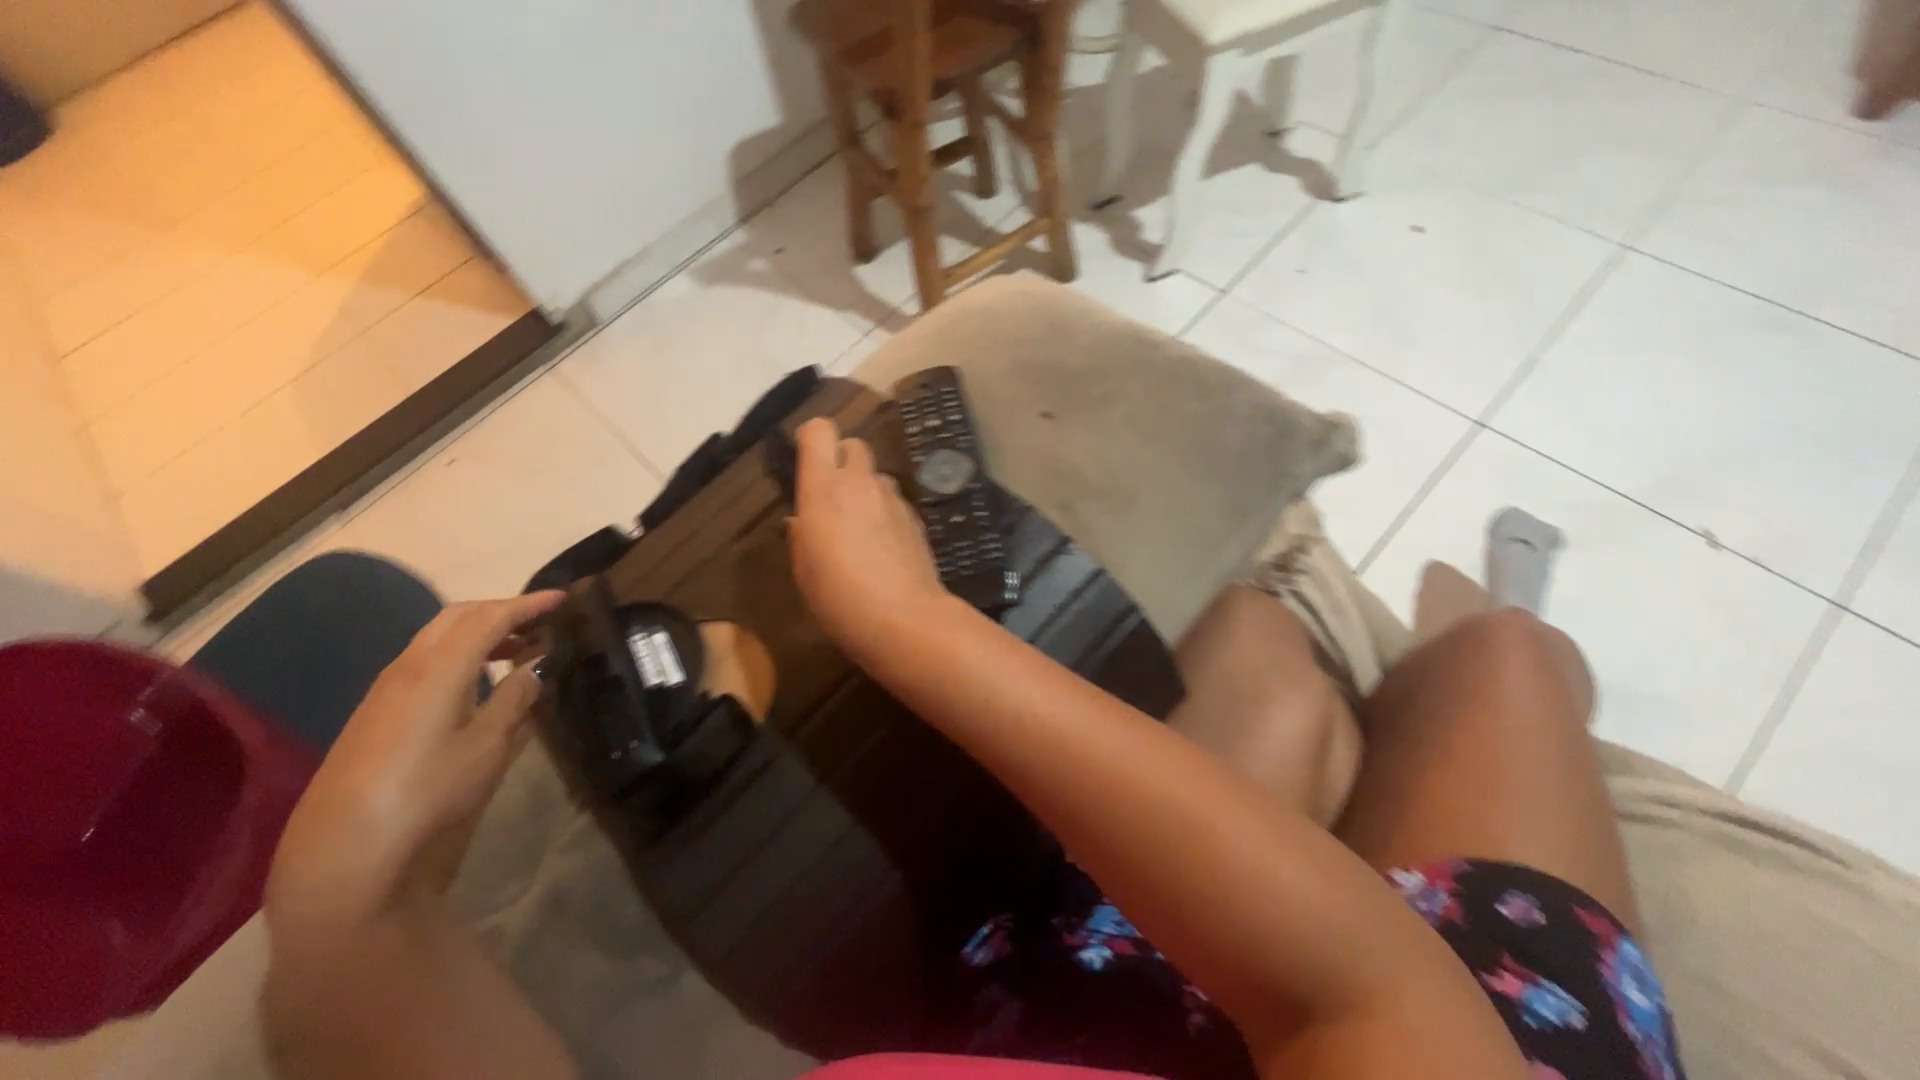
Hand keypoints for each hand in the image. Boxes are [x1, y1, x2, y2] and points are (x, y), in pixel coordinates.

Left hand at [265, 592, 565, 942]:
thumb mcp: (486, 746)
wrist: (346, 841)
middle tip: (541, 619)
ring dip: (478, 632)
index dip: (528, 604)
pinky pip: (425, 660)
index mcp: (440, 666)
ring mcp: (386, 687)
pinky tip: (475, 681)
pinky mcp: (376, 710)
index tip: (561, 598)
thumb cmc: (429, 789)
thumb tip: (536, 666)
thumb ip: (515, 699)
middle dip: (501, 610)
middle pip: (458, 617)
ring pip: (437, 637)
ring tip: (516, 648)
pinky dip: (458, 653)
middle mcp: (409, 664)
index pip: (491, 617)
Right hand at [787, 418, 948, 659]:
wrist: (904, 618)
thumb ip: (801, 536)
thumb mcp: (804, 570)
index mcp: (824, 488)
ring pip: (877, 475)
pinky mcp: (916, 518)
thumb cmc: (839, 596)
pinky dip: (885, 513)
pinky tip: (883, 547)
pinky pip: (895, 502)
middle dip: (842, 460)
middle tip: (833, 495)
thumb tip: (802, 522)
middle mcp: (860, 483)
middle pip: (855, 444)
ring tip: (859, 527)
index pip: (820, 430)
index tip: (806, 459)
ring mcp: (893, 498)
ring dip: (866, 489)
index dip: (813, 437)